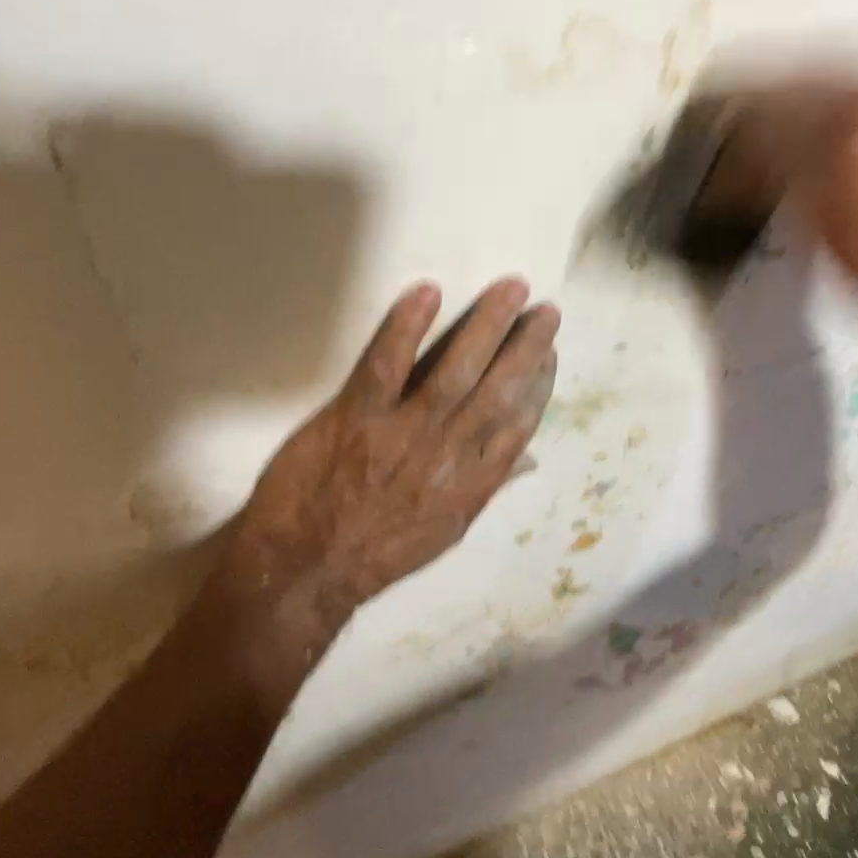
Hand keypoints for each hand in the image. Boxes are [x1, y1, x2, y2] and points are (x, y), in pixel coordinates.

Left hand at [215, 277, 558, 675]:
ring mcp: (404, 431)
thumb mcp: (447, 531)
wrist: (306, 570)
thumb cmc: (378, 553)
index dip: (540, 382)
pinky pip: (386, 364)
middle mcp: (450, 451)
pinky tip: (429, 291)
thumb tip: (527, 460)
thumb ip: (486, 487)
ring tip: (510, 288)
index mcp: (474, 481)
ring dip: (487, 324)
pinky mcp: (356, 417)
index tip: (551, 352)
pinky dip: (407, 327)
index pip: (519, 422)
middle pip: (499, 387)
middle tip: (545, 308)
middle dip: (527, 344)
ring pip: (455, 369)